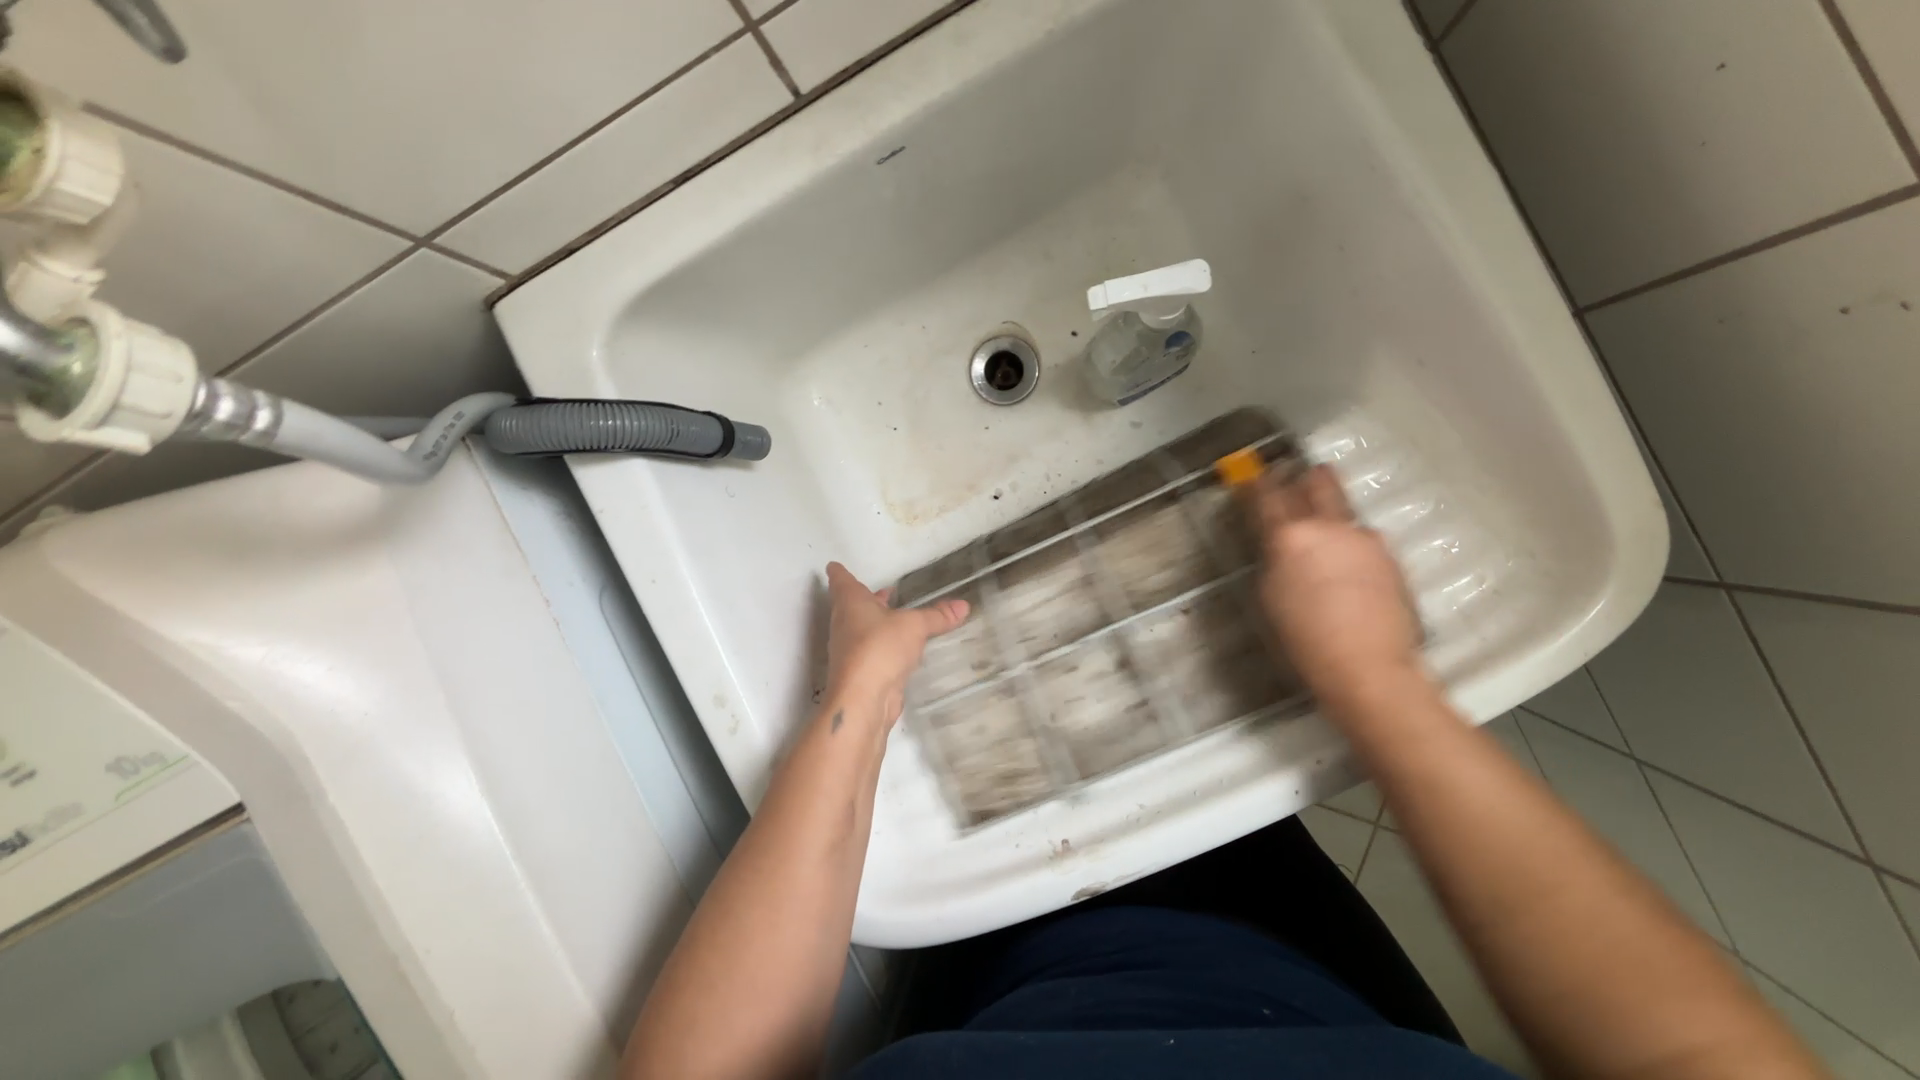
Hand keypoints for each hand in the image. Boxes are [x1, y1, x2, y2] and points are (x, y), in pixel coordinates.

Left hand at [822, 562, 969, 726]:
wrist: (863, 700)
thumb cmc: (880, 648)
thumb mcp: (914, 626)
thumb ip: (937, 616)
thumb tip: (964, 605)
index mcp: (851, 603)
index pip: (841, 580)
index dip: (839, 572)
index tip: (835, 565)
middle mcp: (845, 623)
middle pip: (852, 605)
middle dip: (868, 598)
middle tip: (885, 590)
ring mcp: (850, 650)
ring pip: (863, 629)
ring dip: (878, 622)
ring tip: (899, 615)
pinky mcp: (861, 672)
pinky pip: (874, 651)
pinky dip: (886, 645)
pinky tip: (903, 648)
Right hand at [1246, 464, 1422, 706]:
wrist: (1368, 667)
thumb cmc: (1303, 640)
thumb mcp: (1270, 598)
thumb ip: (1274, 561)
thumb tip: (1279, 547)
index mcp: (1290, 536)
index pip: (1267, 495)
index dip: (1256, 483)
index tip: (1249, 477)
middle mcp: (1330, 527)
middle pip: (1318, 483)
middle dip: (1304, 479)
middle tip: (1295, 479)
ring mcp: (1365, 540)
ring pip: (1343, 512)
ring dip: (1330, 515)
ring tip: (1323, 535)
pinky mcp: (1390, 558)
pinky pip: (1363, 540)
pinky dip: (1350, 544)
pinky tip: (1347, 570)